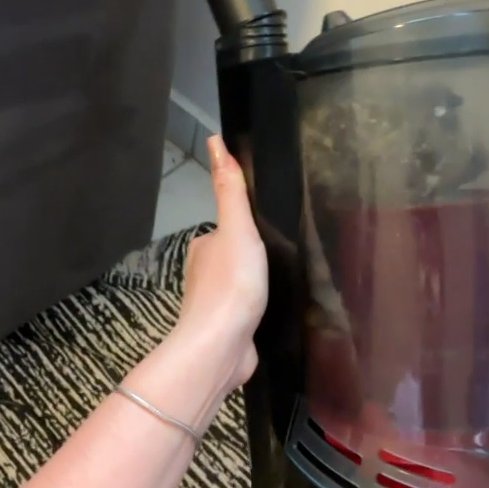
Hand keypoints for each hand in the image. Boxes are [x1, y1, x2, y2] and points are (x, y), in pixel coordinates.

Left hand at [177, 136, 267, 391]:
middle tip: (285, 254)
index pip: (228, 227)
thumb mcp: (237, 228)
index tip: (271, 232)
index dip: (248, 228)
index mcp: (204, 247)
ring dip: (256, 283)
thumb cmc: (231, 284)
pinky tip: (273, 310)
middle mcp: (204, 273)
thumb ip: (231, 190)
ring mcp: (215, 303)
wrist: (222, 345)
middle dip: (254, 256)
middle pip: (234, 255)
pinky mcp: (229, 329)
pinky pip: (247, 311)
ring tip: (282, 281)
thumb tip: (215, 141)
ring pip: (240, 284)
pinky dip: (258, 308)